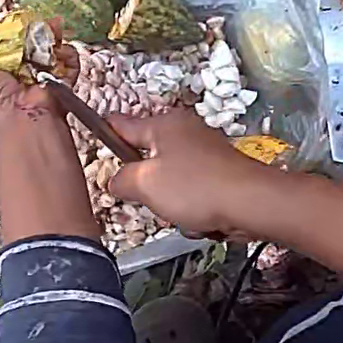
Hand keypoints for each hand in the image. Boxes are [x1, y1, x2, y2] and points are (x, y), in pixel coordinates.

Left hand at [0, 19, 99, 242]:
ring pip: (51, 46)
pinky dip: (68, 55)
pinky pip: (69, 61)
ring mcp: (43, 74)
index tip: (13, 20)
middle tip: (38, 21)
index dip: (9, 27)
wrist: (25, 122)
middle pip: (30, 39)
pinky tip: (62, 53)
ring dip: (53, 37)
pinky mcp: (63, 80)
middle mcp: (20, 70)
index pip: (4, 40)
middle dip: (34, 28)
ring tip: (53, 32)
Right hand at [105, 110, 275, 235]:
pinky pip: (193, 192)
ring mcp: (205, 152)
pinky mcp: (220, 173)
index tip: (91, 135)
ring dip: (172, 203)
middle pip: (148, 159)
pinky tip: (202, 218)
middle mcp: (185, 132)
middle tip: (152, 199)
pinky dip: (194, 208)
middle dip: (148, 186)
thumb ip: (121, 180)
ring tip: (182, 212)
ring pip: (170, 181)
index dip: (104, 132)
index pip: (122, 124)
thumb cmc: (195, 188)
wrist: (251, 203)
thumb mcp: (144, 183)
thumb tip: (117, 181)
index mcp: (164, 125)